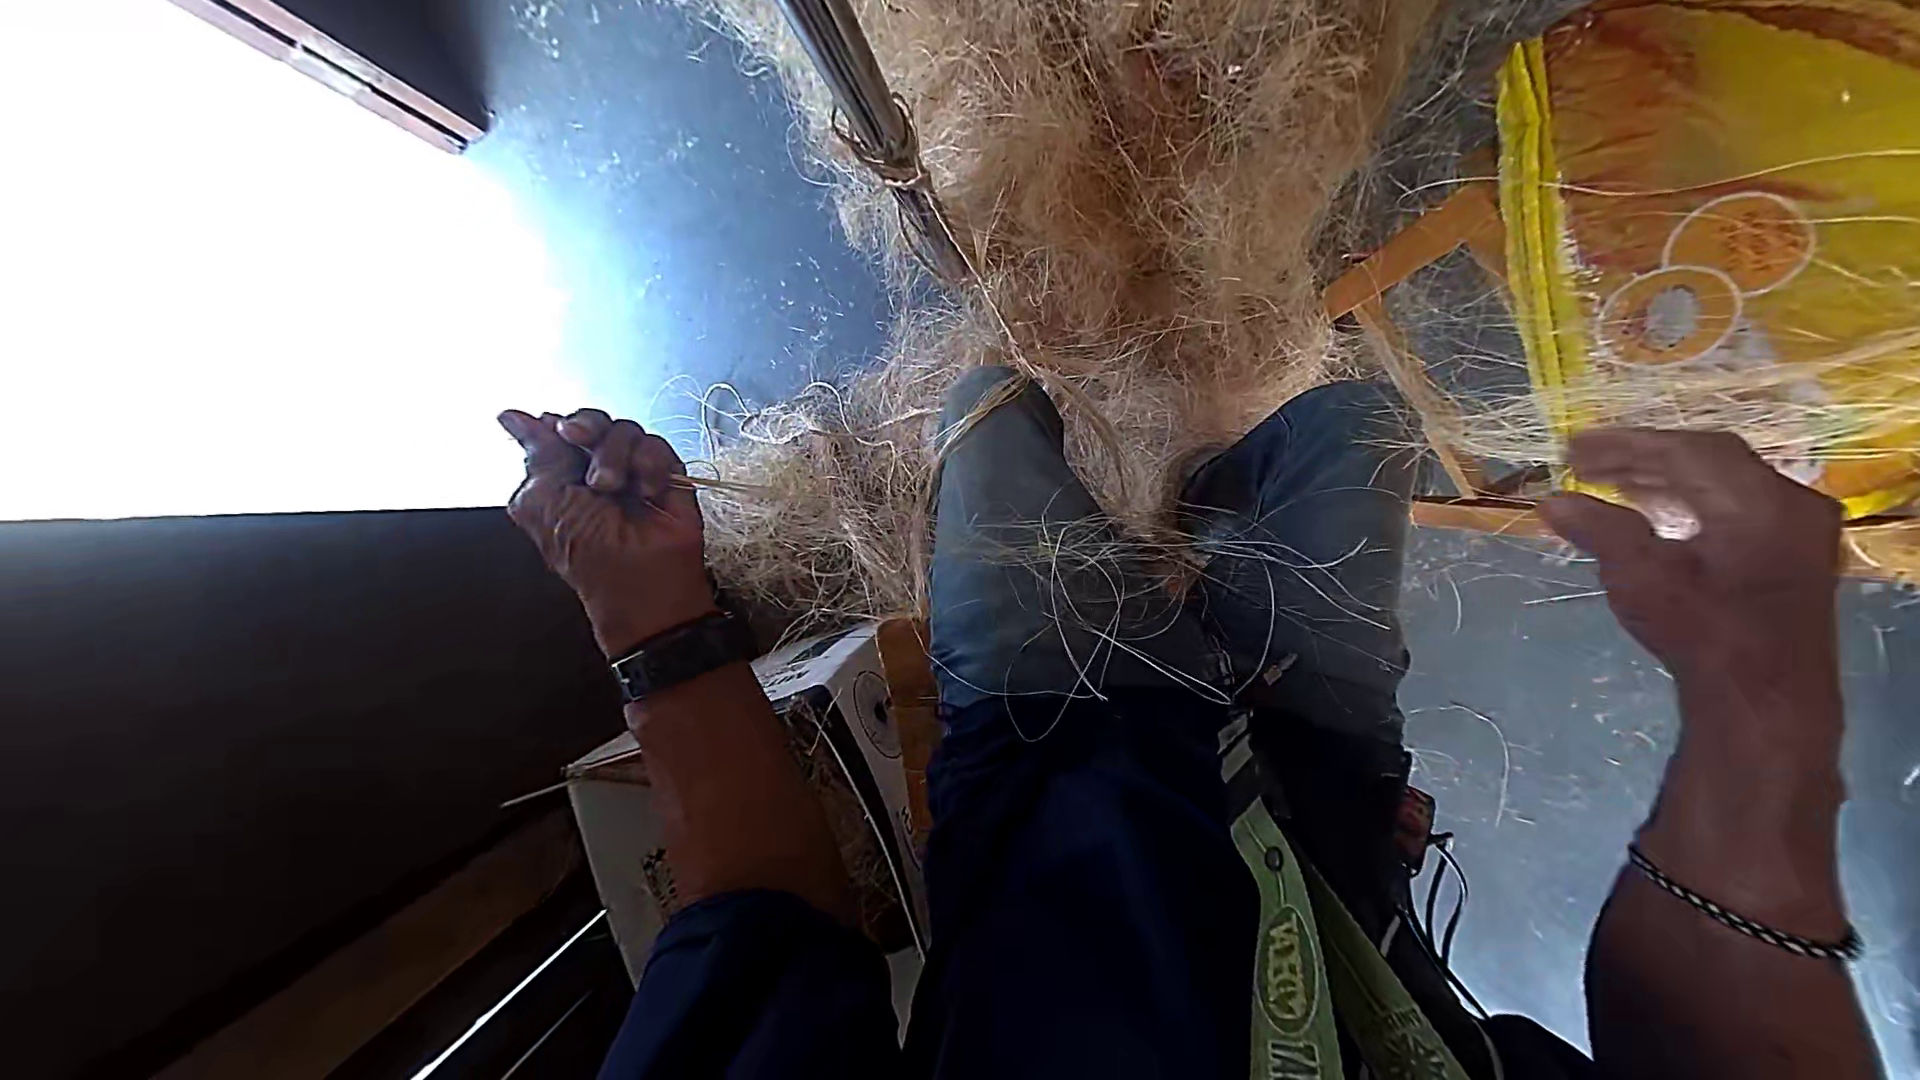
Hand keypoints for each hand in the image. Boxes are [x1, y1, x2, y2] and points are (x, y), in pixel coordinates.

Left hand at [498, 408, 716, 655]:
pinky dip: (650, 465)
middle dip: (591, 431)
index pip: (561, 427)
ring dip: (619, 457)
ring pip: (628, 431)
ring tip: (617, 489)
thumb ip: (536, 453)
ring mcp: (635, 472)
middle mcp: (598, 469)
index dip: (564, 424)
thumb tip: (513, 417)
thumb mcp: (542, 499)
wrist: (639, 574)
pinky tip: (646, 492)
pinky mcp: (668, 477)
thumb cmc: (587, 552)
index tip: (565, 434)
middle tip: (587, 453)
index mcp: (561, 475)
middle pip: (596, 421)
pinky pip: (659, 446)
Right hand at [1538, 430, 1841, 692]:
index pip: (1688, 451)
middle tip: (1580, 460)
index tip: (1573, 446)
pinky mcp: (1783, 547)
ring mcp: (1792, 525)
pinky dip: (1678, 494)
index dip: (1627, 443)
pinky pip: (1726, 500)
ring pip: (1717, 478)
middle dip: (1639, 455)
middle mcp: (1788, 502)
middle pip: (1707, 458)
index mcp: (1760, 502)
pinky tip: (1643, 506)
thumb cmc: (1701, 628)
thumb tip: (1552, 500)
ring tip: (1601, 479)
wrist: (1762, 689)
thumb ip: (1599, 529)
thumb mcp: (1638, 576)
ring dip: (1656, 474)